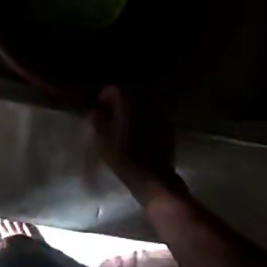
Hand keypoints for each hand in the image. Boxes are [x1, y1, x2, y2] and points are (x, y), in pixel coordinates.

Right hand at [91, 85, 181, 203]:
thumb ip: (98, 119)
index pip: (116, 88)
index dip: (105, 95)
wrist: (152, 177)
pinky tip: (138, 131)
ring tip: (124, 122)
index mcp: (129, 104)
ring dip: (133, 108)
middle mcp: (147, 105)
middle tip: (111, 112)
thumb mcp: (102, 139)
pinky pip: (153, 114)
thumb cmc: (123, 157)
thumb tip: (98, 110)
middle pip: (132, 92)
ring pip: (145, 102)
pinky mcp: (168, 127)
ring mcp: (160, 115)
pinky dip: (144, 117)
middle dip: (120, 99)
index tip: (99, 106)